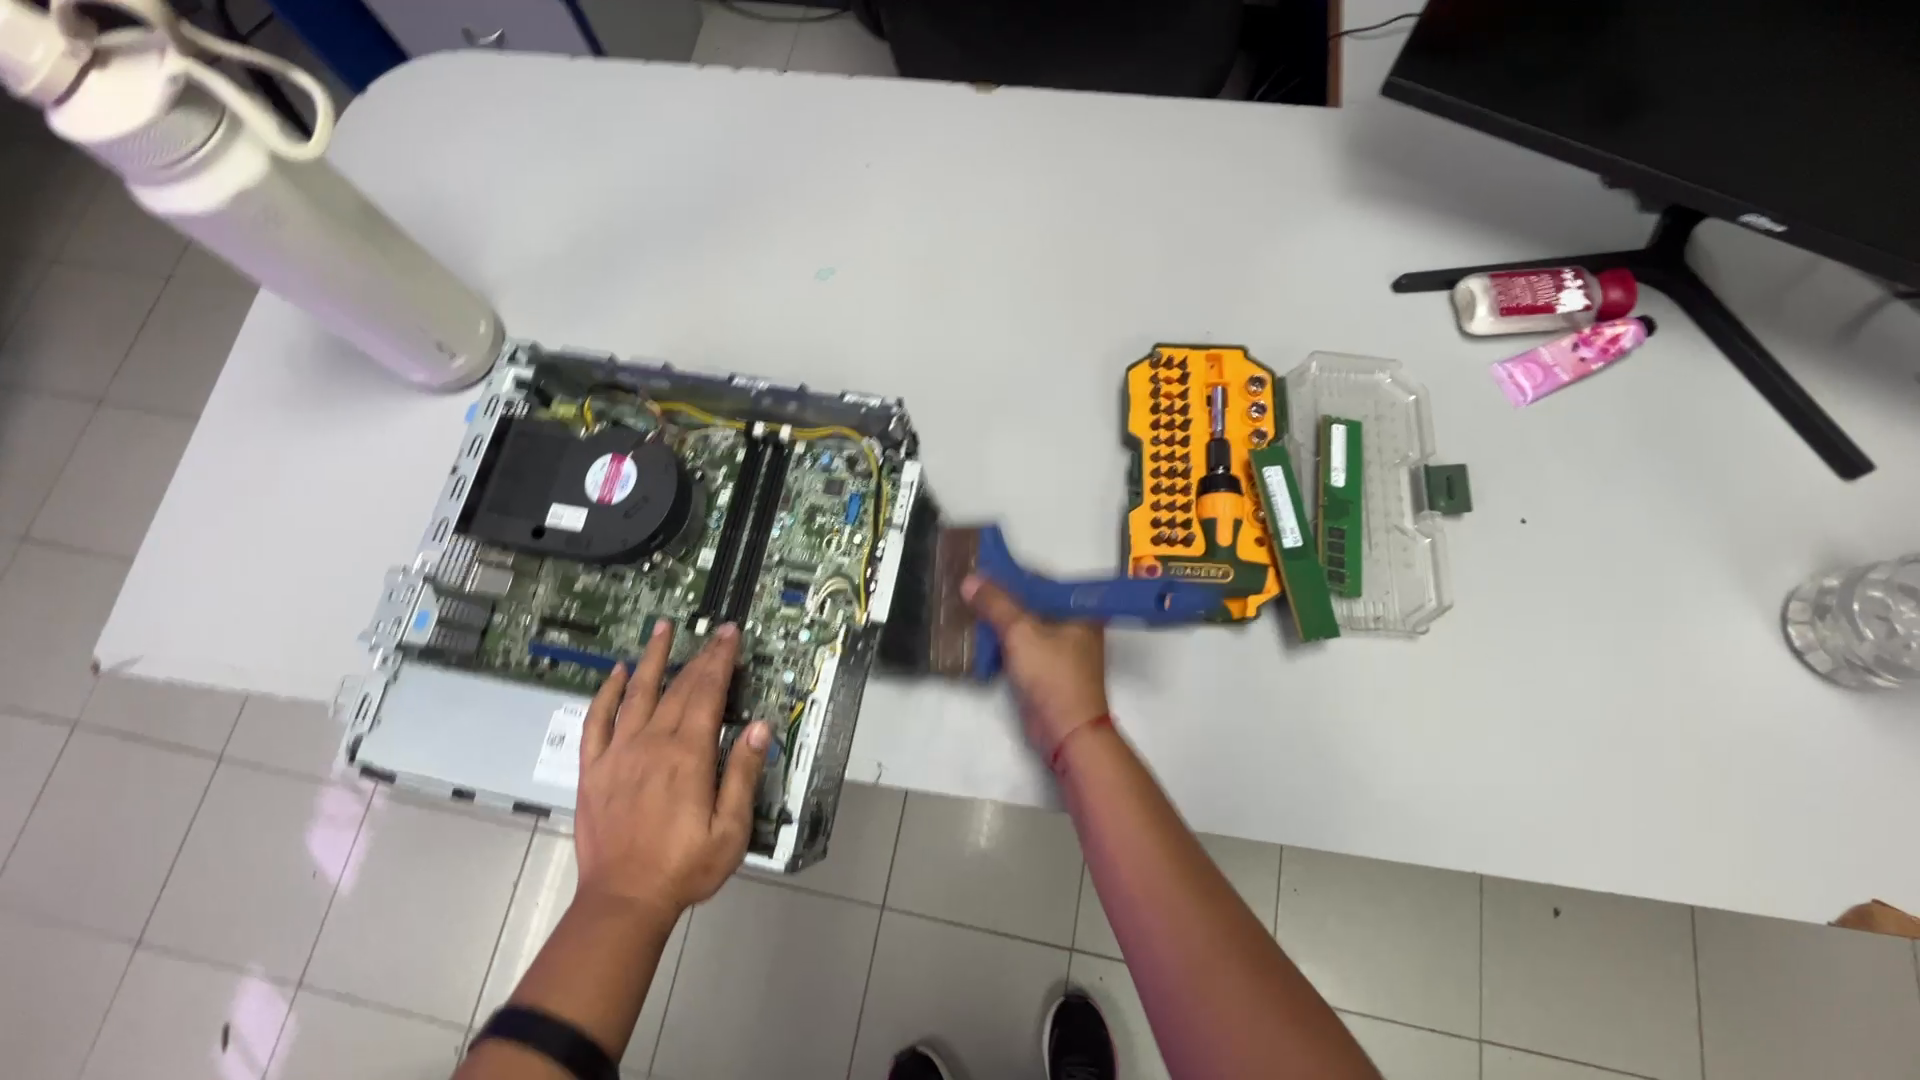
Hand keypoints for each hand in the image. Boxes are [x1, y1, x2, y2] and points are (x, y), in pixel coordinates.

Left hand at [573, 622, 769, 920]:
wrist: (623, 901)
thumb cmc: (684, 868)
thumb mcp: (731, 829)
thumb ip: (742, 775)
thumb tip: (758, 728)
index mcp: (687, 756)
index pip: (708, 694)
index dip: (720, 661)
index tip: (730, 635)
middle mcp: (651, 744)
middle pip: (678, 688)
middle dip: (699, 656)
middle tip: (713, 632)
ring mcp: (618, 754)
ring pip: (636, 693)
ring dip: (651, 659)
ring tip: (661, 629)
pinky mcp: (595, 770)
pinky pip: (597, 721)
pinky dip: (606, 694)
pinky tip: (615, 674)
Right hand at [962, 574, 1110, 756]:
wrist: (1067, 731)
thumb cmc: (1052, 675)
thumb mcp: (1021, 632)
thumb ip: (995, 604)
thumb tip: (970, 579)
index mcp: (1079, 609)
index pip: (1042, 580)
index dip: (1011, 574)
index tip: (980, 569)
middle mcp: (1074, 624)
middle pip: (1032, 603)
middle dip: (1001, 598)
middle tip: (968, 588)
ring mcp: (1060, 649)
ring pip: (1024, 625)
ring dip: (999, 620)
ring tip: (967, 607)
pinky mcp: (1046, 670)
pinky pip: (1021, 646)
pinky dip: (1002, 641)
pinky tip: (978, 636)